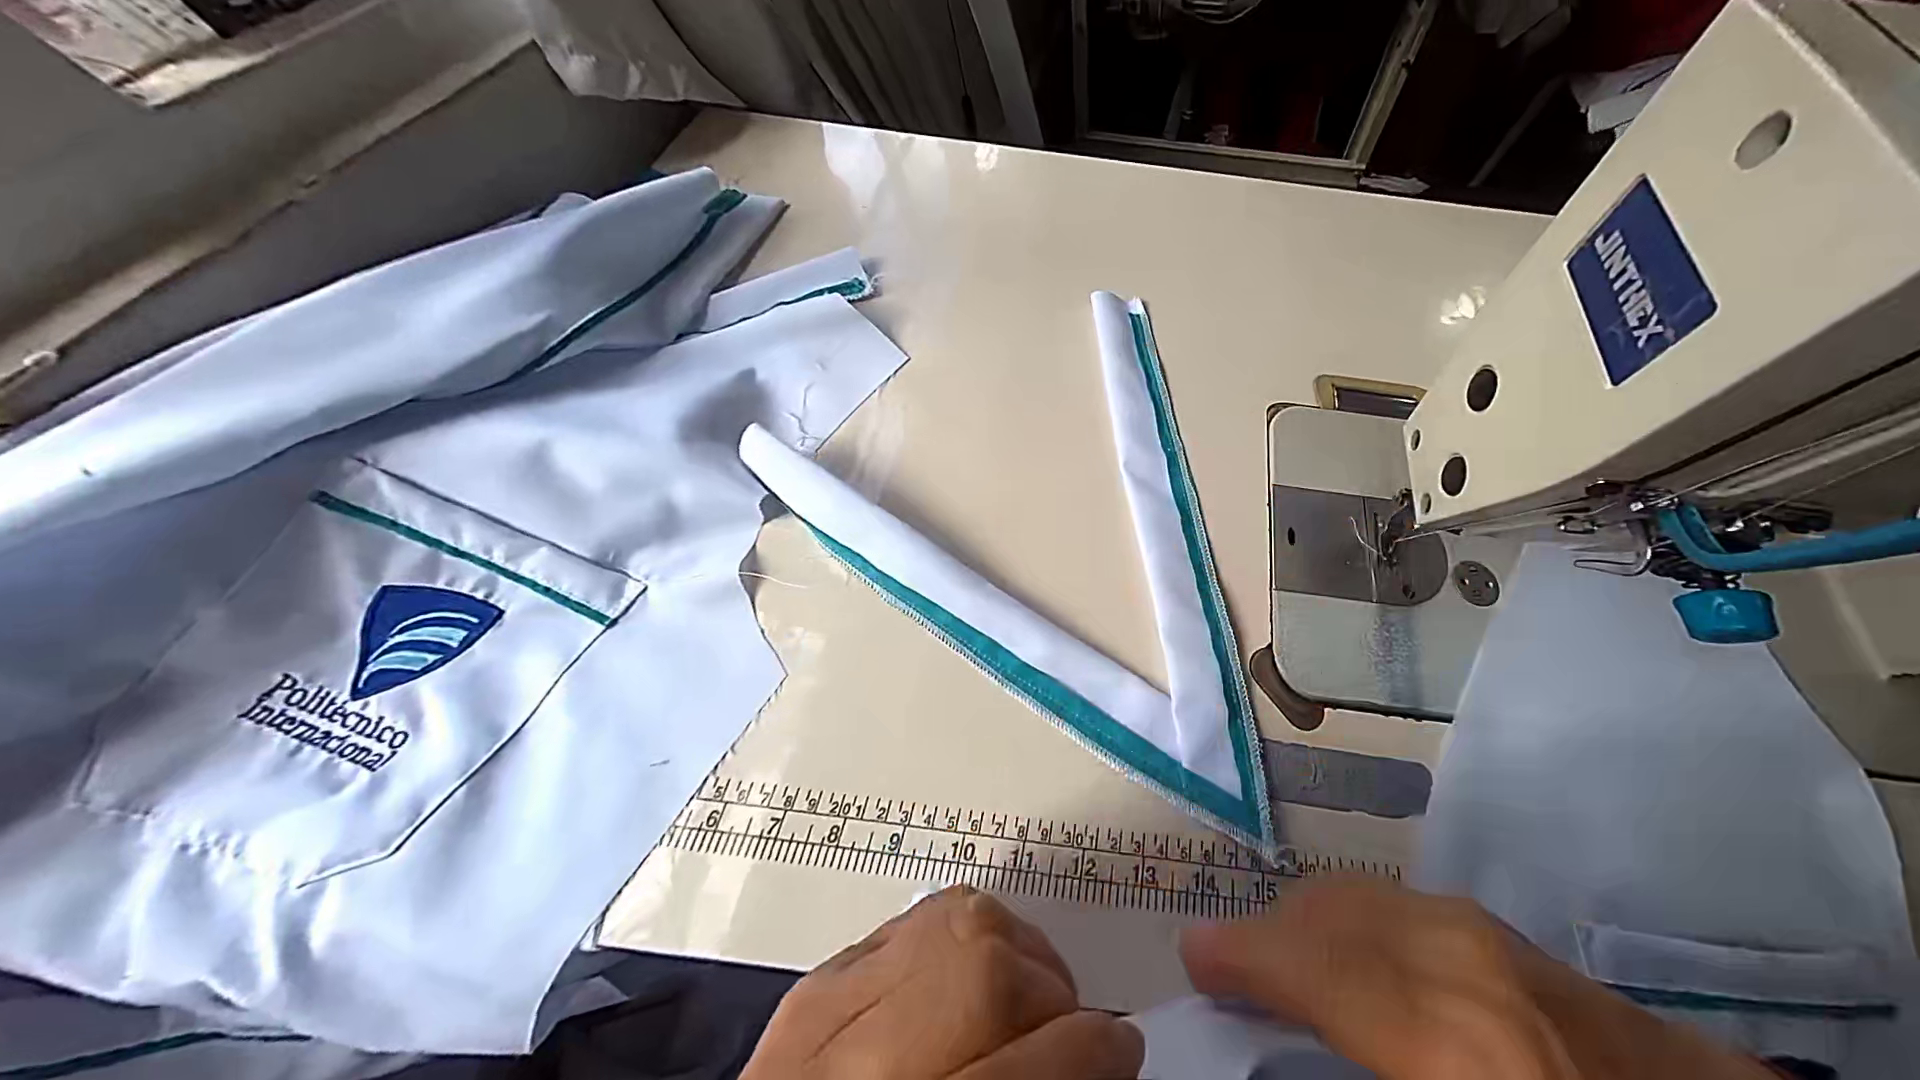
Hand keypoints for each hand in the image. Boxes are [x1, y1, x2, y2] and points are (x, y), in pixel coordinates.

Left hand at [742, 885, 1143, 1078]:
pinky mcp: (813, 984)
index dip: (1096, 1046)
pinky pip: (905, 924)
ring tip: (1018, 985)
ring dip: (1005, 947)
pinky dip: (949, 934)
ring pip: (952, 926)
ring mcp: (832, 1010)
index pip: (1042, 1057)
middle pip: (993, 978)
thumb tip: (1098, 1042)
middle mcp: (874, 1064)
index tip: (1119, 1043)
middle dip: (1049, 990)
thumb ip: (1037, 1073)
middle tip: (1069, 1021)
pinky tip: (961, 965)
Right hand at [1180, 876, 1777, 1079]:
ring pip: (1355, 898)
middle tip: (1232, 976)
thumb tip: (1279, 1017)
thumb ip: (1352, 1055)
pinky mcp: (1514, 934)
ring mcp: (1494, 938)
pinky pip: (1397, 903)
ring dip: (1303, 924)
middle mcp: (1464, 964)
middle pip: (1323, 917)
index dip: (1240, 955)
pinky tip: (1349, 955)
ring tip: (1285, 967)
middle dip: (1265, 938)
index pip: (1311, 963)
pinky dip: (1348, 918)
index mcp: (1452, 1038)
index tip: (1196, 963)